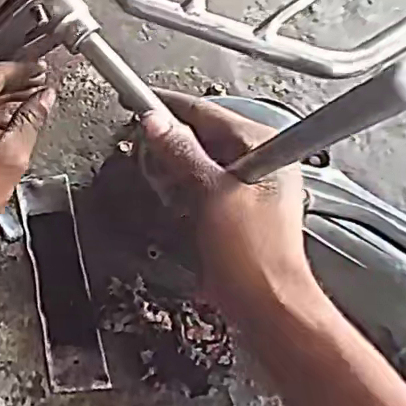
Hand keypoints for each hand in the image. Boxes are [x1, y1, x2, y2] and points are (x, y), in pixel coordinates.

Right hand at [137, 90, 312, 305]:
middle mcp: (258, 160)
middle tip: (150, 158)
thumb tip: (156, 123)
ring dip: (172, 172)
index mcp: (265, 147)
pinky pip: (196, 183)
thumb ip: (182, 153)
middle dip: (169, 147)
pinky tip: (177, 204)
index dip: (170, 108)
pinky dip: (179, 189)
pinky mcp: (231, 205)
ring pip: (193, 160)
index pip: (207, 113)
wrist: (265, 304)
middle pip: (198, 135)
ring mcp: (245, 183)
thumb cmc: (255, 255)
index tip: (139, 102)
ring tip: (171, 192)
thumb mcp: (212, 194)